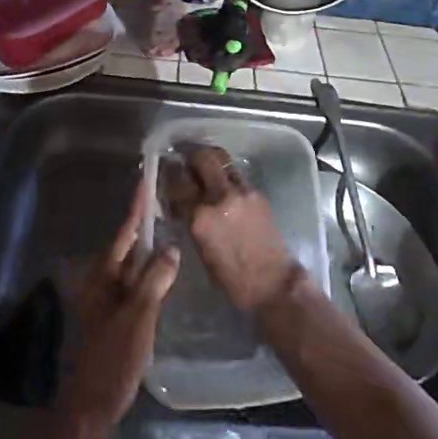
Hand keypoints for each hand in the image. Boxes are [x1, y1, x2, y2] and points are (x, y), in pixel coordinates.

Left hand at [58, 181, 179, 427]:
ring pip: (132, 267)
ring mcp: (108, 300)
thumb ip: (154, 280)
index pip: (123, 235)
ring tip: (171, 230)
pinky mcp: (117, 315)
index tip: (146, 183)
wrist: (95, 402)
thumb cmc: (114, 357)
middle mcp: (101, 283)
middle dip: (144, 226)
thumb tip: (170, 248)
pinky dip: (150, 274)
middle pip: (126, 247)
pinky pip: (136, 285)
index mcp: (101, 278)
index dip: (136, 209)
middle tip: (166, 203)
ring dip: (149, 250)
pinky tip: (166, 273)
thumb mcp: (139, 317)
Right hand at [170, 146, 304, 315]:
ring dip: (210, 161)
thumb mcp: (199, 247)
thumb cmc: (230, 276)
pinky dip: (225, 175)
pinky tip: (222, 184)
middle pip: (202, 158)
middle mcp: (219, 197)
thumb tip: (180, 201)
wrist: (272, 282)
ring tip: (203, 166)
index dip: (168, 176)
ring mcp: (241, 192)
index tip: (165, 172)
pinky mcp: (257, 193)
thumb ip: (190, 218)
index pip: (177, 185)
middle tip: (185, 160)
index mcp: (200, 217)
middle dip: (191, 155)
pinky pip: (236, 175)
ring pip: (221, 161)